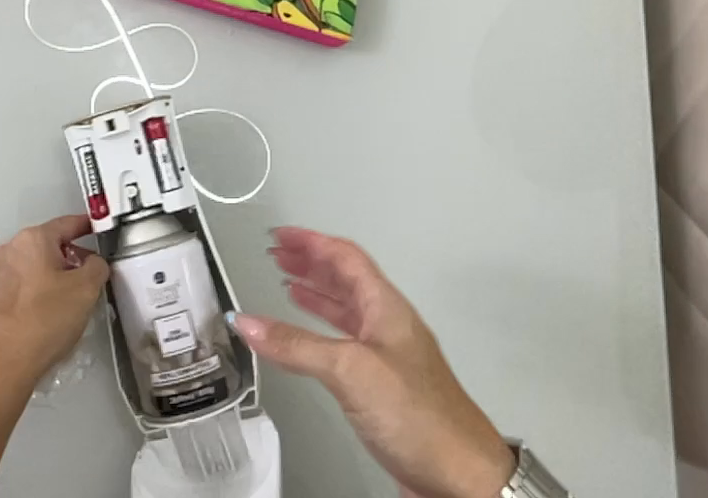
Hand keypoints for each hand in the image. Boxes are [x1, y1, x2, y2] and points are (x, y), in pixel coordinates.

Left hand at [0, 214, 108, 386]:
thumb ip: (97, 266)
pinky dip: (30, 293)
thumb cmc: (45, 321)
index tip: (98, 231)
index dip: (87, 227)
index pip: (67, 224)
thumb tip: (92, 263)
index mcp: (33, 239)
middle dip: (69, 259)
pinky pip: (15, 286)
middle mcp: (8, 249)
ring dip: (48, 277)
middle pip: (47, 246)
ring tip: (63, 303)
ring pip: (30, 266)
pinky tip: (40, 316)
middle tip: (86, 280)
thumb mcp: (86, 290)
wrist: (2, 366)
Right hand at [231, 228, 515, 497]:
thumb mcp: (349, 370)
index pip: (345, 256)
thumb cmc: (421, 417)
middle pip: (345, 278)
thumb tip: (247, 322)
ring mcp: (386, 354)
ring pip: (346, 308)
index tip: (282, 234)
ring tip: (287, 282)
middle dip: (310, 262)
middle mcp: (387, 324)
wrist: (460, 478)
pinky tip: (304, 337)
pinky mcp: (382, 384)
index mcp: (385, 307)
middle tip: (278, 253)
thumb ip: (296, 345)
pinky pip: (344, 340)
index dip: (312, 241)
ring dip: (315, 291)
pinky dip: (319, 329)